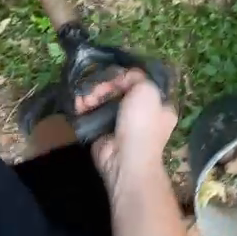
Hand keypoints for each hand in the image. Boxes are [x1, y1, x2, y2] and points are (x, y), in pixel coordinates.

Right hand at [74, 69, 175, 192]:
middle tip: (98, 89)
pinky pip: (91, 111)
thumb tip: (120, 77)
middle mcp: (140, 112)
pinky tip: (79, 105)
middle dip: (104, 85)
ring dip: (91, 94)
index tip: (115, 76)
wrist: (125, 160)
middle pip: (118, 88)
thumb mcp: (147, 90)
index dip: (125, 75)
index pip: (139, 81)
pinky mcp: (101, 129)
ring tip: (85, 100)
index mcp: (157, 103)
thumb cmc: (141, 124)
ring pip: (102, 97)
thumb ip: (136, 76)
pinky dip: (83, 106)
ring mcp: (119, 121)